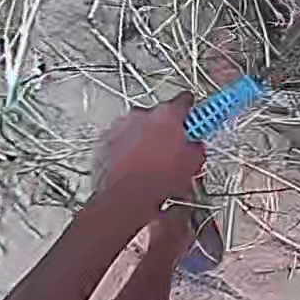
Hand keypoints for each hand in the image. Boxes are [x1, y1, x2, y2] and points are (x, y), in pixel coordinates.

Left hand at [93, 93, 205, 209]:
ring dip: (144, 139)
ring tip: (152, 161)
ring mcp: (119, 128)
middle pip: (158, 114)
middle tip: (172, 146)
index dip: (190, 110)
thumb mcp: (194, 162)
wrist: (125, 199)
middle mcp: (141, 115)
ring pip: (136, 127)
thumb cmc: (157, 179)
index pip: (184, 100)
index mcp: (167, 113)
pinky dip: (125, 150)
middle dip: (165, 128)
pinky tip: (135, 168)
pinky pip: (118, 142)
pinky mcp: (103, 144)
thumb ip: (196, 147)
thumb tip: (195, 148)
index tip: (193, 117)